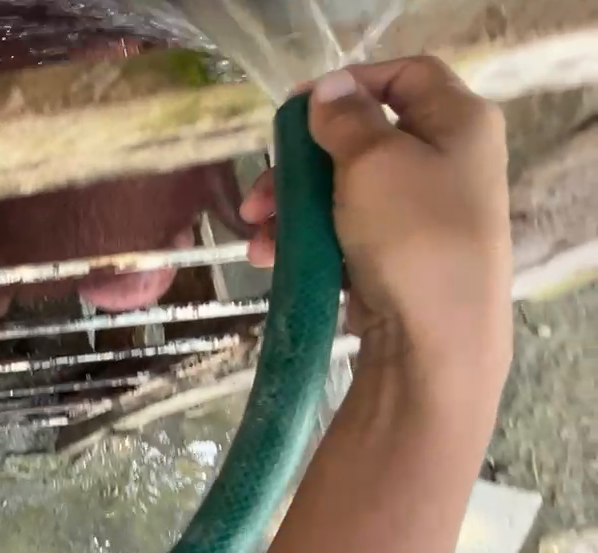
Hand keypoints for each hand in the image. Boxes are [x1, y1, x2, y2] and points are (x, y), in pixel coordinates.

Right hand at [240, 58, 511, 401]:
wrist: (431, 320)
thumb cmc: (410, 230)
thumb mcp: (372, 163)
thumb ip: (345, 122)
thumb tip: (325, 88)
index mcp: (452, 122)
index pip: (405, 76)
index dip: (348, 85)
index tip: (291, 110)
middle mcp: (435, 157)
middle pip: (353, 141)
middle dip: (296, 166)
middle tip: (258, 193)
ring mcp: (407, 205)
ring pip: (331, 190)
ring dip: (284, 210)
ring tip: (256, 237)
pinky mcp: (380, 246)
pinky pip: (329, 228)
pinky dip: (295, 238)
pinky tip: (268, 256)